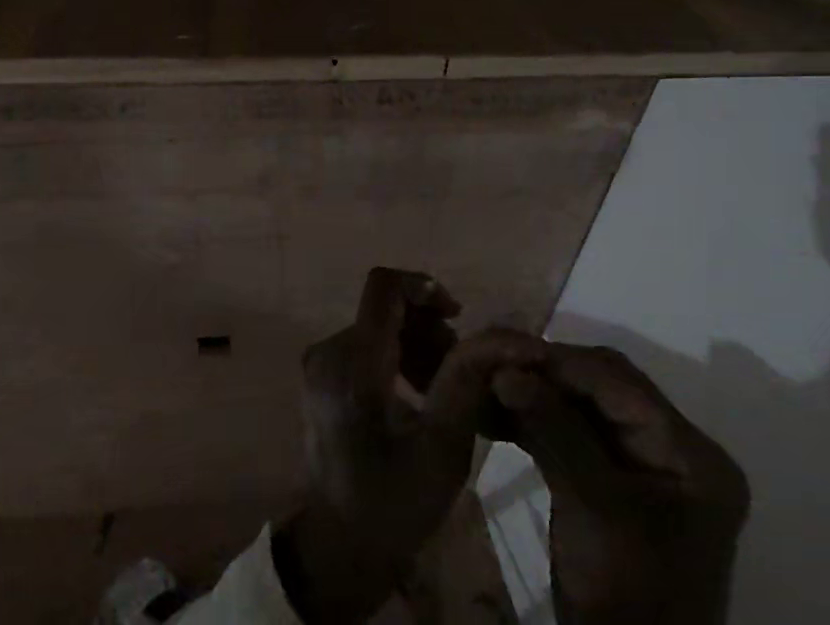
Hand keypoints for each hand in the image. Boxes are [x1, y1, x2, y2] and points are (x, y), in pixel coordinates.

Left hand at [273, 268, 543, 623]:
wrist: (338, 543)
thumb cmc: (394, 502)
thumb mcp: (444, 447)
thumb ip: (470, 380)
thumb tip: (510, 337)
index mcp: (354, 364)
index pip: (384, 287)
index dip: (425, 288)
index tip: (458, 318)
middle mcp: (327, 351)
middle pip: (385, 308)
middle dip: (428, 327)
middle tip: (462, 371)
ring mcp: (319, 363)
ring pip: (378, 326)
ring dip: (416, 343)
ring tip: (445, 387)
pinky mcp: (321, 376)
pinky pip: (365, 344)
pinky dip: (397, 355)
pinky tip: (419, 392)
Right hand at [493, 345, 749, 624]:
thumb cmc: (628, 594)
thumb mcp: (593, 508)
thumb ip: (554, 431)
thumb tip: (506, 370)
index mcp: (690, 454)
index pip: (621, 383)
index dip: (562, 363)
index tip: (505, 352)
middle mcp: (671, 450)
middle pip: (602, 390)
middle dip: (546, 375)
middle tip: (493, 366)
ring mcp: (641, 467)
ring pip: (581, 409)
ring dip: (534, 397)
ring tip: (485, 387)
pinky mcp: (610, 485)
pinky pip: (570, 437)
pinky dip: (534, 425)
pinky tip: (493, 417)